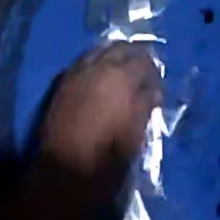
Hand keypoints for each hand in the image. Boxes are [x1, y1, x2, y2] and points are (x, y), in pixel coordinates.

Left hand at [40, 41, 161, 177]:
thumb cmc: (105, 160)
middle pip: (121, 47)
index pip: (144, 60)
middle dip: (134, 55)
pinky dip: (96, 62)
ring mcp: (79, 70)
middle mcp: (100, 66)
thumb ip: (145, 106)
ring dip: (114, 55)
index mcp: (121, 78)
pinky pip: (85, 60)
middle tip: (142, 70)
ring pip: (101, 50)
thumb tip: (154, 91)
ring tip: (122, 71)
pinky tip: (100, 75)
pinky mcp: (63, 80)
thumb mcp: (134, 137)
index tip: (158, 83)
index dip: (154, 71)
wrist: (61, 172)